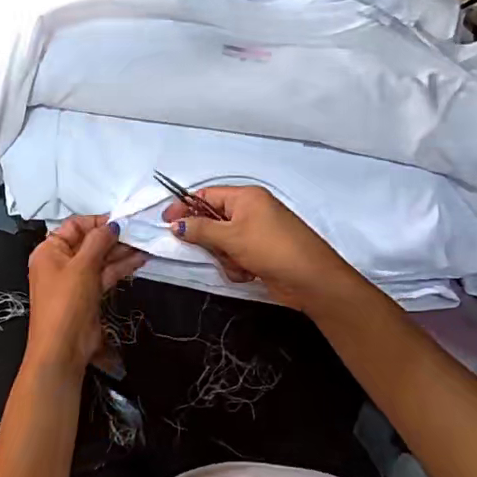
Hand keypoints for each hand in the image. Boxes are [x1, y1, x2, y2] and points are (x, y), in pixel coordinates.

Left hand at [25, 216, 146, 372]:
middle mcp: (60, 263)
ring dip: (121, 252)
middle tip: (138, 231)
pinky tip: (139, 260)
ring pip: (100, 259)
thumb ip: (98, 241)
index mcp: (49, 251)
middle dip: (113, 237)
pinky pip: (105, 275)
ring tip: (144, 243)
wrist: (63, 347)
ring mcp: (75, 280)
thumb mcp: (82, 266)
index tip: (121, 220)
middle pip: (89, 243)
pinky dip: (121, 267)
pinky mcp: (88, 295)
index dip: (97, 222)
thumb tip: (112, 225)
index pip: (74, 226)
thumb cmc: (65, 303)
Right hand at [163, 186, 363, 312]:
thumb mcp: (231, 237)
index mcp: (246, 197)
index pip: (206, 196)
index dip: (185, 208)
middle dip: (212, 241)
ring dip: (225, 258)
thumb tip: (175, 224)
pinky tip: (250, 272)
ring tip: (241, 264)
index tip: (166, 222)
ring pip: (221, 244)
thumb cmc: (272, 249)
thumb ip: (199, 229)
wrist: (309, 279)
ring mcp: (255, 233)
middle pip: (212, 222)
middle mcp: (250, 211)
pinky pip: (234, 257)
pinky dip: (237, 267)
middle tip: (218, 250)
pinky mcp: (259, 253)